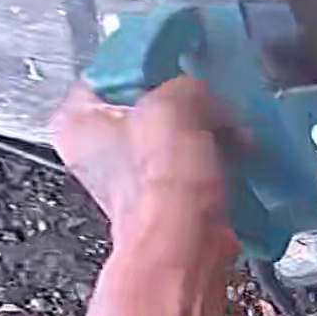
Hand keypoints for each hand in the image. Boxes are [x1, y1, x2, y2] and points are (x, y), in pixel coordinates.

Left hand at [51, 77, 233, 245]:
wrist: (188, 244)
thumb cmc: (166, 184)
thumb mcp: (174, 108)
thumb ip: (186, 86)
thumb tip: (204, 94)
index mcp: (78, 120)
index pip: (117, 74)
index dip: (159, 71)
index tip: (192, 73)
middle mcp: (100, 150)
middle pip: (154, 109)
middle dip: (195, 109)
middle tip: (220, 111)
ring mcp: (135, 179)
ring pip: (180, 139)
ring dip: (214, 137)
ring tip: (237, 140)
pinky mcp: (170, 201)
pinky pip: (198, 168)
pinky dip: (220, 163)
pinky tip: (238, 164)